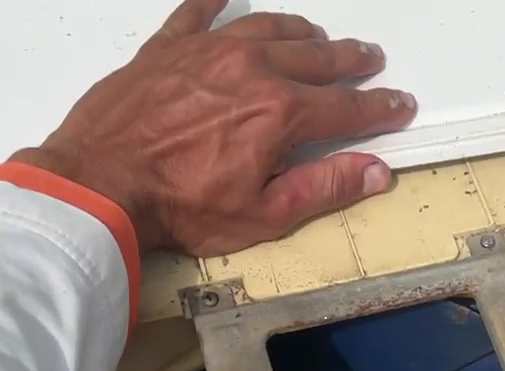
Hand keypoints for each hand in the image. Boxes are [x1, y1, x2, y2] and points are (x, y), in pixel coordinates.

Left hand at [11, 0, 416, 256]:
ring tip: (318, 36)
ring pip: (269, 27)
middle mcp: (251, 69)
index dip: (379, 107)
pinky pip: (199, 9)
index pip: (346, 108)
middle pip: (315, 58)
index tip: (401, 103)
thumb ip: (324, 189)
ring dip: (301, 32)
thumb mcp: (266, 215)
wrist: (103, 183)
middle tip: (370, 58)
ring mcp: (208, 50)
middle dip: (350, 61)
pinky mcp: (168, 47)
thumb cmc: (184, 208)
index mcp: (280, 114)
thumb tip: (375, 172)